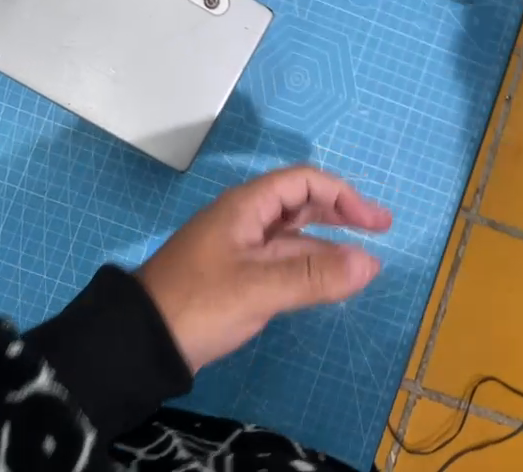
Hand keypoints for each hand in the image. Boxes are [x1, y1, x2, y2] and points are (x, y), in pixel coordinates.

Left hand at [137, 166, 391, 372]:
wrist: (142, 340)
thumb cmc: (199, 303)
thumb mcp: (259, 288)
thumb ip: (314, 276)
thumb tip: (370, 262)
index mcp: (246, 207)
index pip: (302, 182)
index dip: (342, 195)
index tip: (374, 221)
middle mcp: (245, 219)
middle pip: (299, 203)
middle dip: (340, 212)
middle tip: (380, 229)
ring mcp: (239, 247)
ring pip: (292, 234)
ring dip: (327, 242)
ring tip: (364, 260)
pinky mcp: (236, 275)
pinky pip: (281, 259)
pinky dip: (308, 264)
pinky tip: (327, 281)